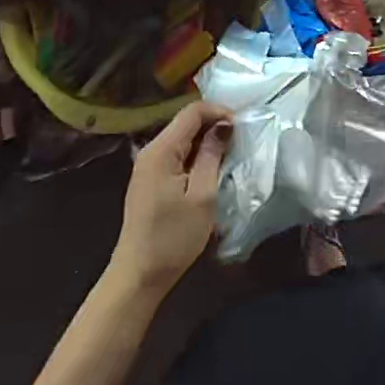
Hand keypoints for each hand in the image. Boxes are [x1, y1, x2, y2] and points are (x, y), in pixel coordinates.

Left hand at [111, 102, 232, 294]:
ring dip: (206, 142)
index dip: (219, 112)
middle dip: (214, 126)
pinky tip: (211, 171)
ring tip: (231, 156)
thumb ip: (213, 156)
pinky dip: (195, 157)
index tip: (243, 127)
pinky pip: (176, 156)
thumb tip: (224, 126)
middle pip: (185, 123)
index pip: (191, 112)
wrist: (140, 272)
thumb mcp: (202, 196)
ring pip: (181, 139)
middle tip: (242, 142)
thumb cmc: (174, 236)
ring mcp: (147, 165)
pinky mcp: (150, 180)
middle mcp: (150, 151)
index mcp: (161, 150)